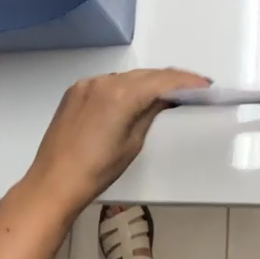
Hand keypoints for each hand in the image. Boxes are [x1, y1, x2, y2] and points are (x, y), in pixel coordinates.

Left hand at [21, 68, 211, 213]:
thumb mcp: (133, 143)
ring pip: (125, 77)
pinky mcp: (75, 92)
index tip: (205, 84)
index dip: (186, 81)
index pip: (162, 80)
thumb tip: (165, 99)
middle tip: (192, 88)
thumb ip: (150, 113)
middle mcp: (103, 81)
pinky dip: (124, 87)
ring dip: (146, 82)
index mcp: (121, 94)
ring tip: (166, 93)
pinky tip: (134, 98)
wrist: (53, 183)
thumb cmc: (98, 170)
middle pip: (145, 75)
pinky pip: (107, 83)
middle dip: (169, 80)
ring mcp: (86, 85)